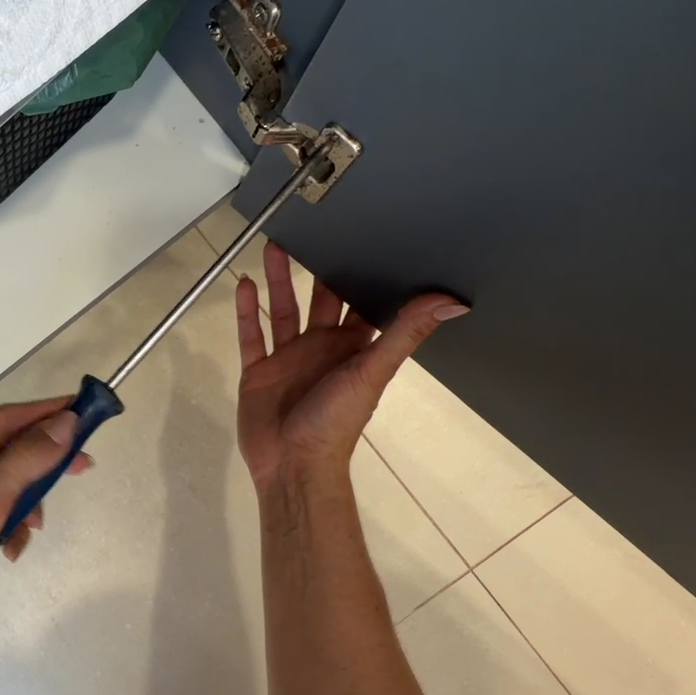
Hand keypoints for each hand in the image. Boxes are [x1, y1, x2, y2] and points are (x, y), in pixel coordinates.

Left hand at [0, 397, 91, 657]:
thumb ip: (25, 461)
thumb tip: (65, 423)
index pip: (4, 420)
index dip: (45, 413)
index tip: (85, 411)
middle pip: (8, 452)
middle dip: (43, 462)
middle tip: (84, 466)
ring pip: (8, 487)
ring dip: (27, 506)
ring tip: (33, 528)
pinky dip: (12, 530)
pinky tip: (11, 551)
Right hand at [234, 242, 467, 489]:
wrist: (292, 464)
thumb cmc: (334, 422)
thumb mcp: (372, 374)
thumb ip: (404, 334)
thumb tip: (450, 300)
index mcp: (351, 347)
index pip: (361, 302)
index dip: (364, 273)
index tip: (368, 237)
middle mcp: (320, 347)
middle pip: (319, 299)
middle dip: (317, 268)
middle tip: (315, 230)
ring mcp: (287, 358)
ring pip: (282, 311)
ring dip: (279, 280)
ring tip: (275, 246)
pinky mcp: (258, 371)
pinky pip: (252, 335)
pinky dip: (248, 312)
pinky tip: (244, 284)